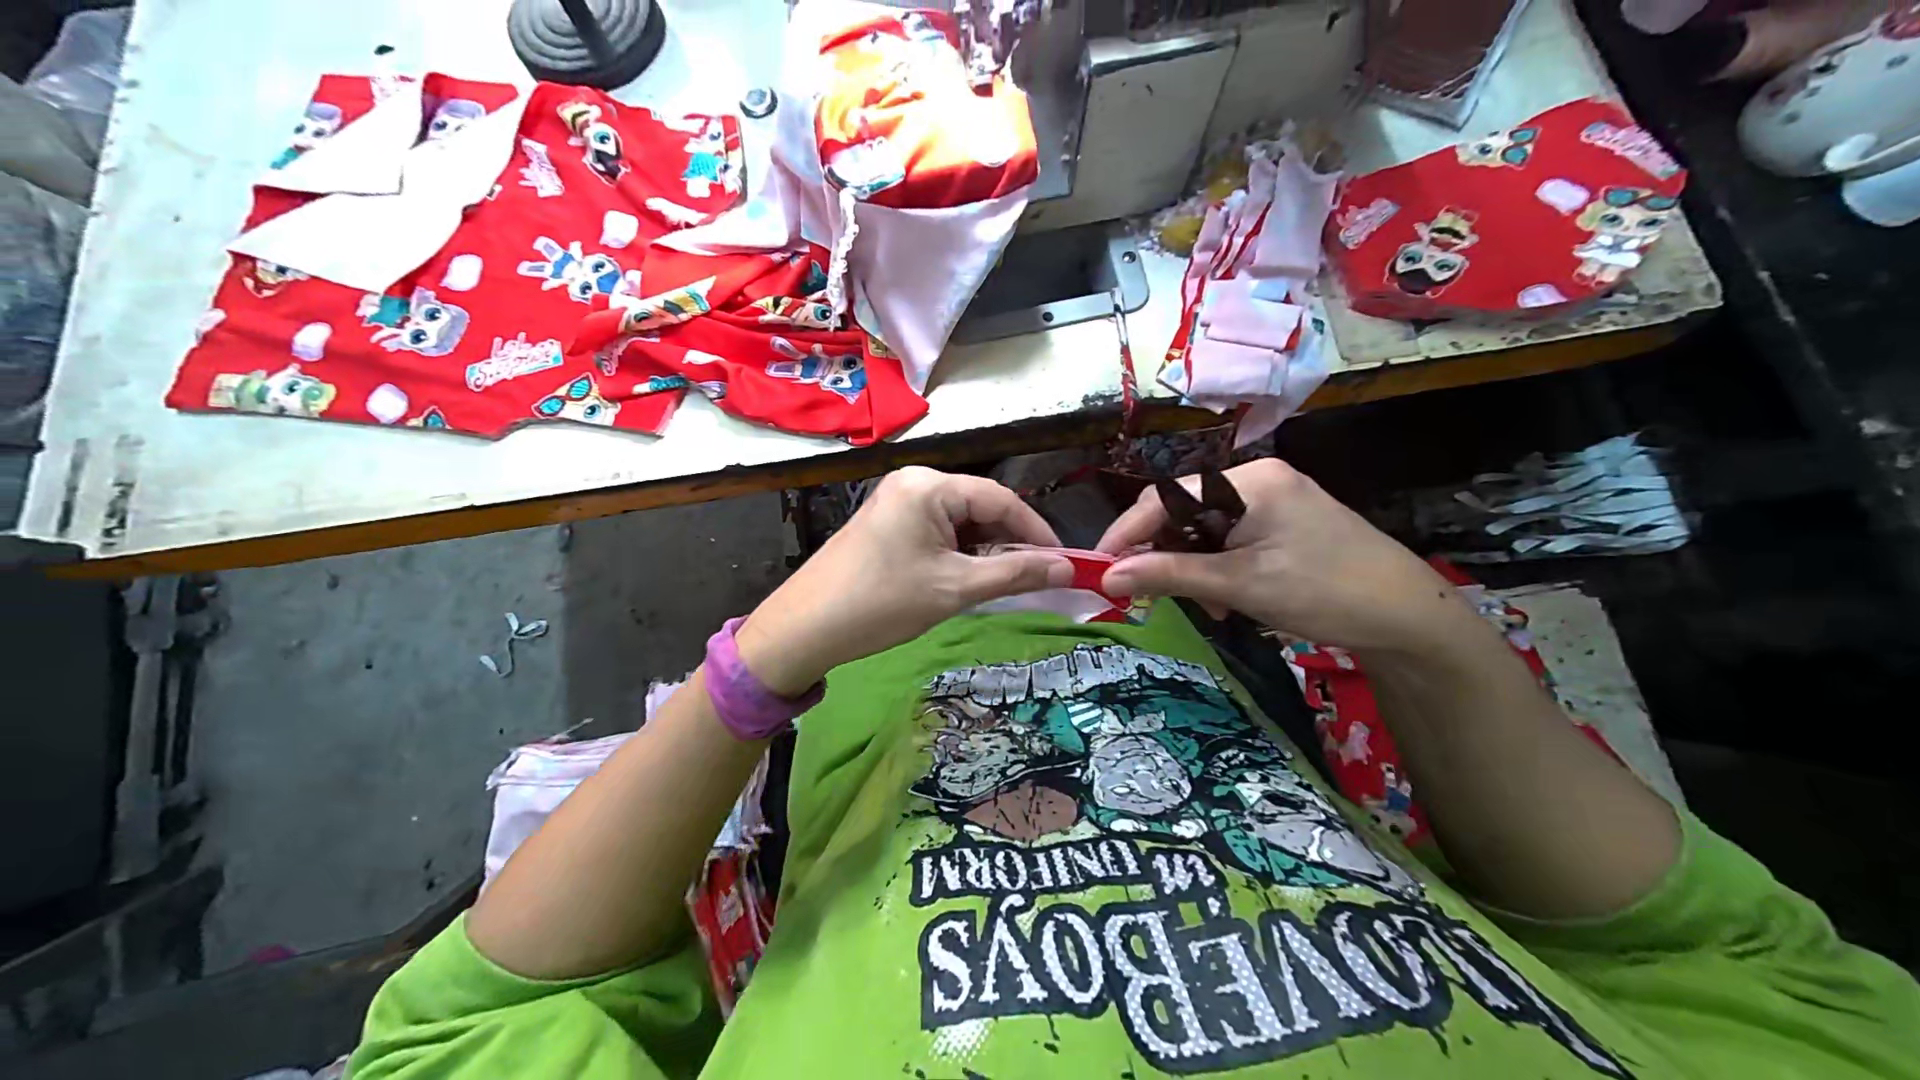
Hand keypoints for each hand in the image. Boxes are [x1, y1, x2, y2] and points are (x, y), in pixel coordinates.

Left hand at [737, 467, 1073, 693]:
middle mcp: (912, 482)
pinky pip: (935, 531)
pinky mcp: (885, 523)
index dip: (1036, 531)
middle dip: (1008, 541)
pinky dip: (958, 553)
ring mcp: (895, 501)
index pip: (999, 498)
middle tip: (1034, 578)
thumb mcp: (955, 589)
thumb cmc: (882, 603)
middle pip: (979, 506)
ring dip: (984, 550)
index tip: (1063, 561)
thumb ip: (1014, 572)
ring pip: (958, 521)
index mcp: (928, 486)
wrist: (806, 628)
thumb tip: (1065, 567)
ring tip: (1003, 583)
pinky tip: (967, 579)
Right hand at [1096, 459, 1478, 654]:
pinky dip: (1218, 568)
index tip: (1100, 567)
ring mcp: (1272, 499)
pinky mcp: (1282, 522)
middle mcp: (1257, 479)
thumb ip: (1169, 575)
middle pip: (1182, 512)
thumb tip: (1107, 577)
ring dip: (1193, 568)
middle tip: (1160, 597)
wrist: (1409, 617)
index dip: (1127, 533)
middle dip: (1166, 555)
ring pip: (1204, 530)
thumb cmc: (1323, 593)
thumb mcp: (1239, 585)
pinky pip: (1229, 538)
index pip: (1165, 499)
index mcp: (1248, 481)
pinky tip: (1229, 599)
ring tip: (1211, 606)